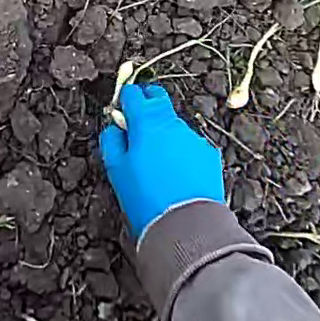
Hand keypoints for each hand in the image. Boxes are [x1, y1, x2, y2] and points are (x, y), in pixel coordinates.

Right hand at [98, 83, 223, 237]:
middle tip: (138, 126)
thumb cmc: (146, 201)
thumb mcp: (117, 171)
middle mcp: (172, 123)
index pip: (134, 94)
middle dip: (147, 106)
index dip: (126, 99)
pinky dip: (182, 154)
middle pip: (158, 100)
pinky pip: (191, 146)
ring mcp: (192, 137)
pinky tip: (176, 177)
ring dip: (165, 136)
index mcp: (147, 122)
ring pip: (174, 126)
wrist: (186, 227)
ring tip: (157, 166)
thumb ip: (112, 141)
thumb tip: (114, 128)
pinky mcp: (207, 153)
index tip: (123, 109)